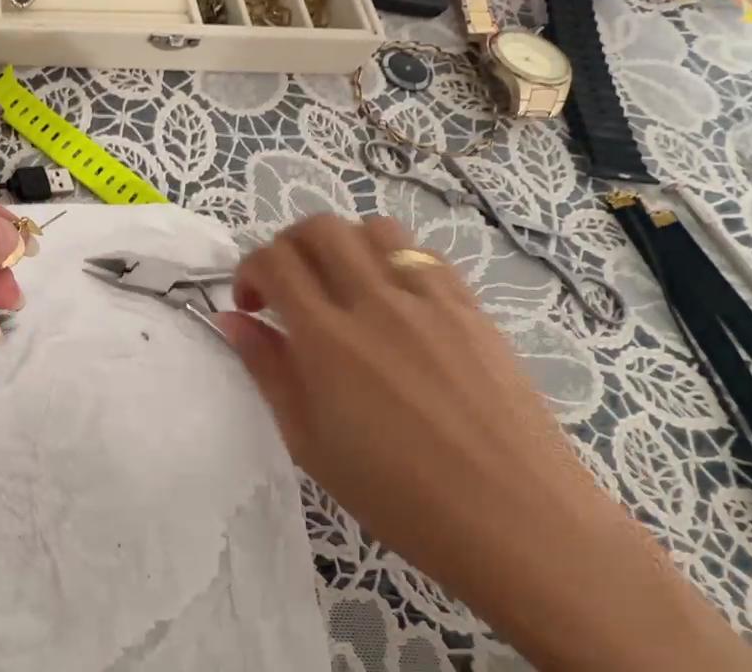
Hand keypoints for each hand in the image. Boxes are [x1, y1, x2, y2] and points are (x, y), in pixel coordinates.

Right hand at [219, 215, 601, 569]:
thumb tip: (232, 320)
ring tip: (340, 285)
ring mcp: (431, 303)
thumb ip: (267, 370)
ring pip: (375, 229)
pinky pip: (425, 256)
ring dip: (344, 244)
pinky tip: (393, 301)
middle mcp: (376, 304)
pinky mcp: (473, 312)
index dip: (249, 271)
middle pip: (320, 228)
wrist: (518, 523)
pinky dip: (393, 261)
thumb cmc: (398, 495)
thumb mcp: (309, 442)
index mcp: (327, 339)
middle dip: (288, 245)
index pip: (274, 261)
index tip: (250, 306)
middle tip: (286, 286)